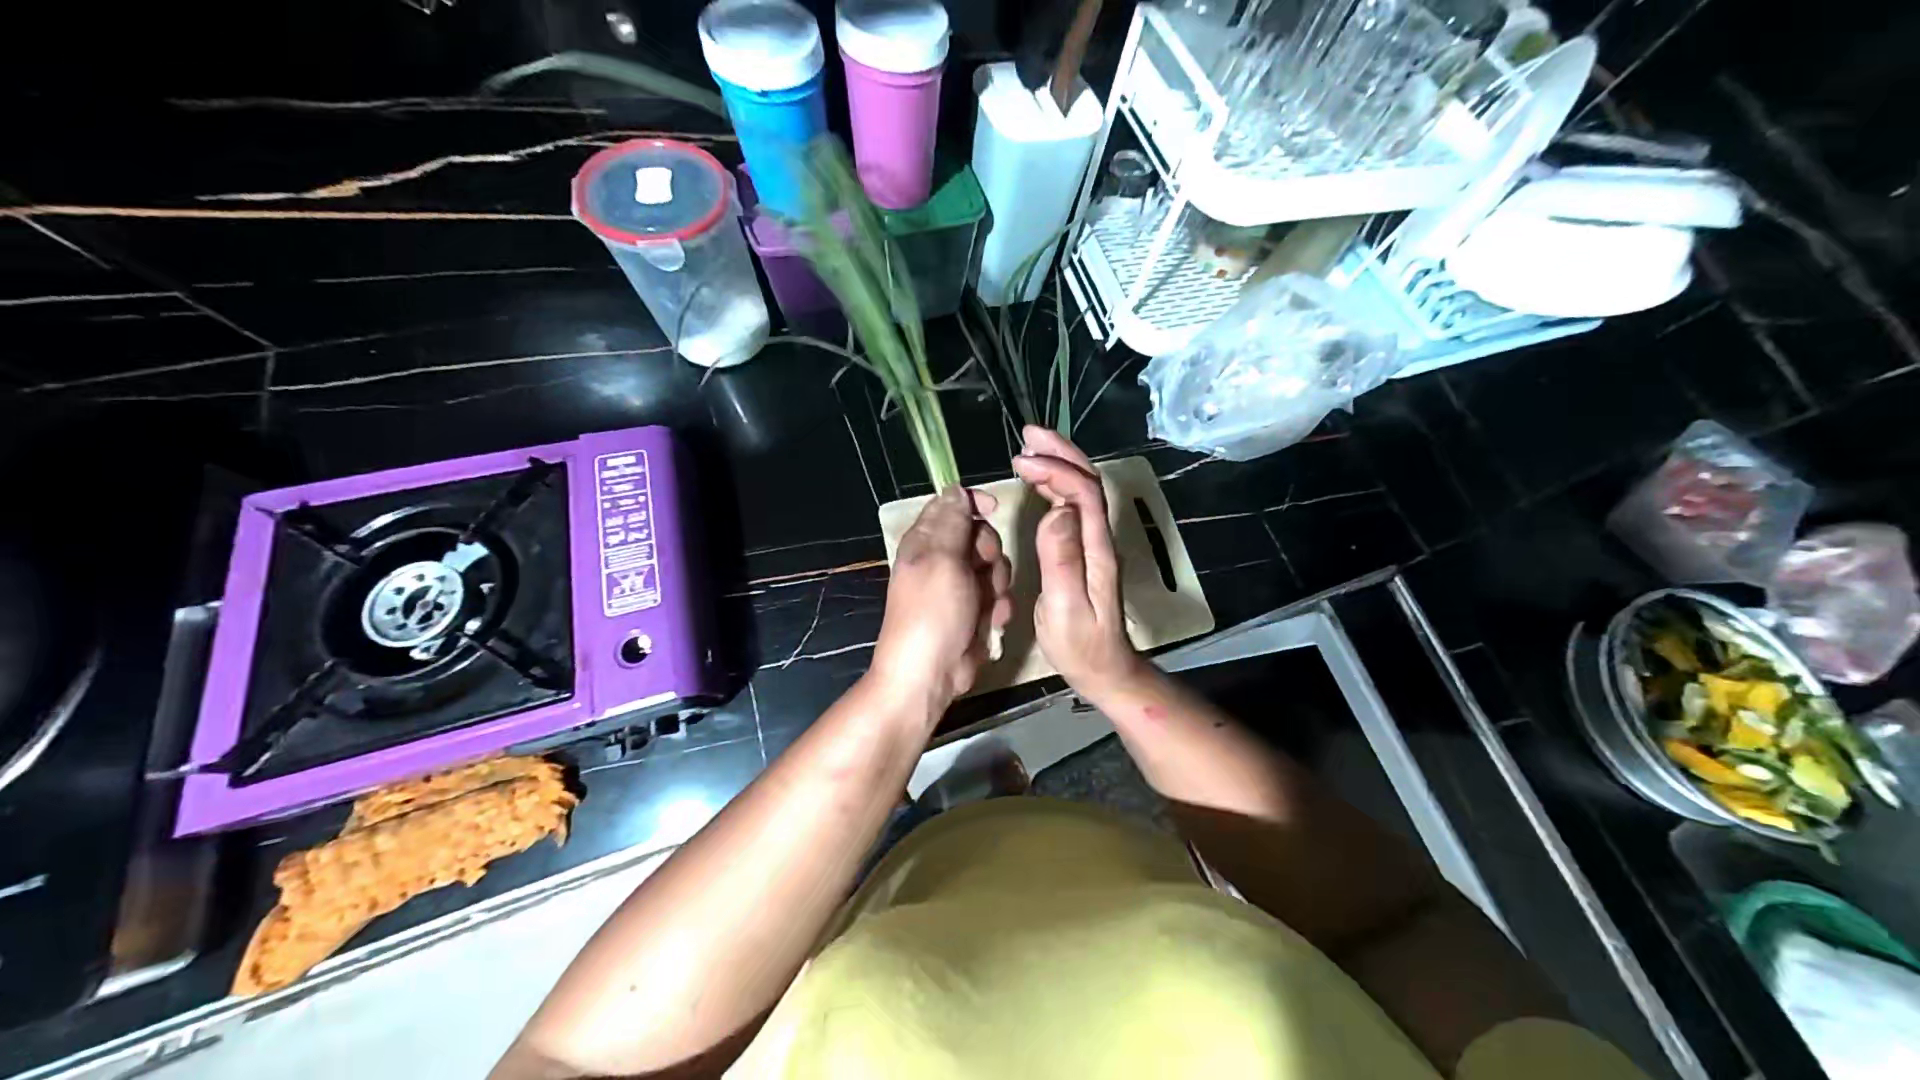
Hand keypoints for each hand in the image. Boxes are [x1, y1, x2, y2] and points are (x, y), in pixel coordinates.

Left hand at [868, 486, 1013, 713]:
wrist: (930, 674)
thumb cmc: (932, 614)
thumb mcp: (942, 560)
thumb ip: (952, 521)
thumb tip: (955, 488)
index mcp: (926, 541)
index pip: (952, 505)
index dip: (974, 504)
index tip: (994, 511)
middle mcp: (942, 559)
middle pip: (981, 536)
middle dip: (990, 554)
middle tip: (982, 571)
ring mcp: (960, 587)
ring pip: (995, 567)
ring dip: (997, 585)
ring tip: (985, 606)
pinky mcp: (974, 611)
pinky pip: (998, 596)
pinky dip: (998, 608)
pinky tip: (991, 622)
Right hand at [1011, 426, 1150, 702]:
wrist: (1104, 669)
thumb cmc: (1081, 645)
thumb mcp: (1064, 608)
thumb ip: (1061, 560)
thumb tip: (1057, 511)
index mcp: (1095, 549)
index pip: (1083, 494)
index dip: (1057, 470)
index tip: (1023, 461)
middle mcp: (1098, 540)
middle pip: (1088, 483)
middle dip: (1062, 454)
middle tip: (1029, 435)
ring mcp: (1093, 545)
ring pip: (1081, 493)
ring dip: (1059, 466)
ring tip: (1028, 451)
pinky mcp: (1084, 552)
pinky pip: (1073, 508)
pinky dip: (1055, 488)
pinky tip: (1038, 486)